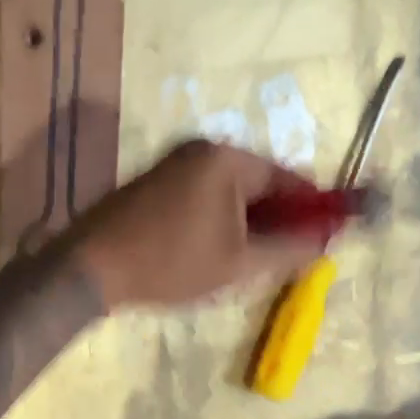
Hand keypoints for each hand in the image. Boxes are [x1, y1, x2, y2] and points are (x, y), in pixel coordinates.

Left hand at [62, 140, 321, 309]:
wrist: (89, 268)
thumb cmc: (169, 263)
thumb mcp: (239, 263)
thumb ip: (292, 247)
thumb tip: (331, 238)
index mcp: (226, 157)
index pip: (290, 177)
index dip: (312, 210)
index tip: (324, 240)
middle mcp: (199, 150)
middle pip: (257, 183)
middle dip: (274, 220)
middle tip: (281, 260)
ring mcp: (170, 165)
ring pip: (227, 194)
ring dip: (242, 225)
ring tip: (242, 263)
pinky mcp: (149, 185)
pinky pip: (199, 199)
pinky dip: (213, 222)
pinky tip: (209, 255)